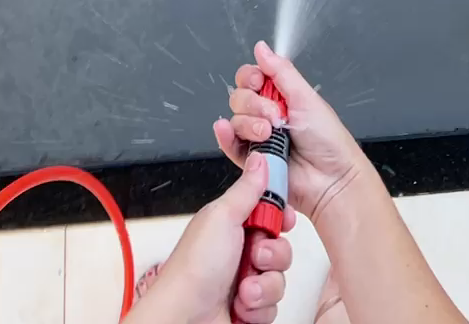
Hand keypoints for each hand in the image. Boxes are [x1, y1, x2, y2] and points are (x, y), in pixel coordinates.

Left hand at [127, 152, 293, 323]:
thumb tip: (259, 160)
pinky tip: (240, 307)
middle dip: (273, 255)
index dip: (281, 217)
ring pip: (280, 278)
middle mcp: (240, 250)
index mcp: (232, 223)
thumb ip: (246, 189)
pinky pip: (274, 306)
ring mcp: (245, 280)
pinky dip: (259, 309)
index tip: (284, 220)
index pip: (269, 212)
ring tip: (242, 290)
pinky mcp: (250, 308)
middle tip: (255, 256)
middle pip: (280, 246)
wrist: (184, 319)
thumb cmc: (194, 269)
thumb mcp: (222, 217)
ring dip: (264, 286)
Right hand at [213, 41, 368, 224]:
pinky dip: (226, 136)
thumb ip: (280, 71)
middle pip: (239, 96)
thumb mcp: (305, 97)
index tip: (259, 82)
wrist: (331, 179)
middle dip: (254, 104)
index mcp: (280, 95)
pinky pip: (230, 145)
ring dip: (249, 124)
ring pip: (235, 119)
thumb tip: (262, 47)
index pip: (251, 77)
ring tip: (270, 134)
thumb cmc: (327, 139)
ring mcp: (258, 137)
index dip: (250, 77)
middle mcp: (267, 114)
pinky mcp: (251, 159)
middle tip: (275, 115)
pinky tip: (227, 131)